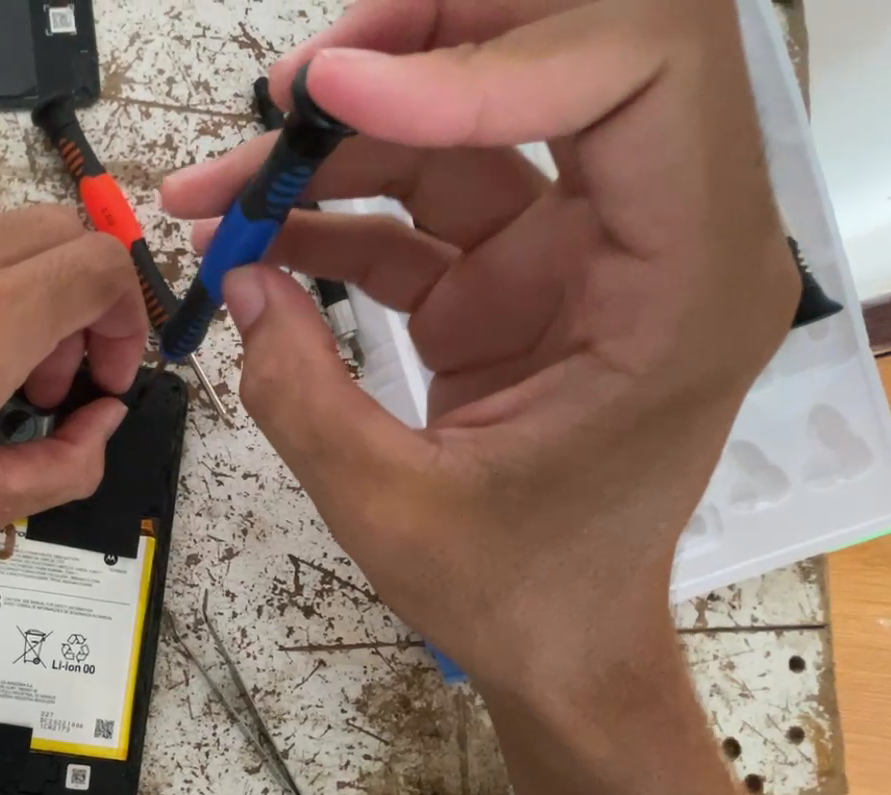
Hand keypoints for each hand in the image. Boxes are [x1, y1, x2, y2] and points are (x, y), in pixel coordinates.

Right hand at [160, 0, 799, 701]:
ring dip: (333, 151)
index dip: (480, 55)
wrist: (553, 639)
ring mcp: (570, 256)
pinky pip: (414, 218)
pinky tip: (250, 247)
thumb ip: (300, 391)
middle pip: (558, 56)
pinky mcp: (507, 285)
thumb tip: (239, 283)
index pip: (633, 74)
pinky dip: (329, 223)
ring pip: (458, 138)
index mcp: (676, 285)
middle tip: (282, 93)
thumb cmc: (507, 591)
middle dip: (412, 53)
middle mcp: (645, 239)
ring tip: (214, 192)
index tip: (328, 94)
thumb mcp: (385, 504)